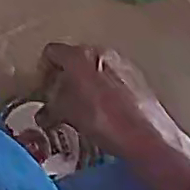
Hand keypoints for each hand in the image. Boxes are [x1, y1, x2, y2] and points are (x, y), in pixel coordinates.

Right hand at [41, 43, 189, 189]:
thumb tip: (43, 114)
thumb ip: (50, 108)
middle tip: (60, 99)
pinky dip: (105, 89)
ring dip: (86, 83)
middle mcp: (101, 52)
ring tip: (83, 107)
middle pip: (74, 58)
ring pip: (95, 67)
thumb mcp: (68, 114)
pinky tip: (106, 111)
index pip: (51, 52)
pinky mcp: (139, 77)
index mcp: (79, 55)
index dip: (43, 70)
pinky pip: (113, 78)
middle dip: (65, 76)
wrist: (147, 137)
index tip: (43, 88)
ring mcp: (122, 63)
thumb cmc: (102, 120)